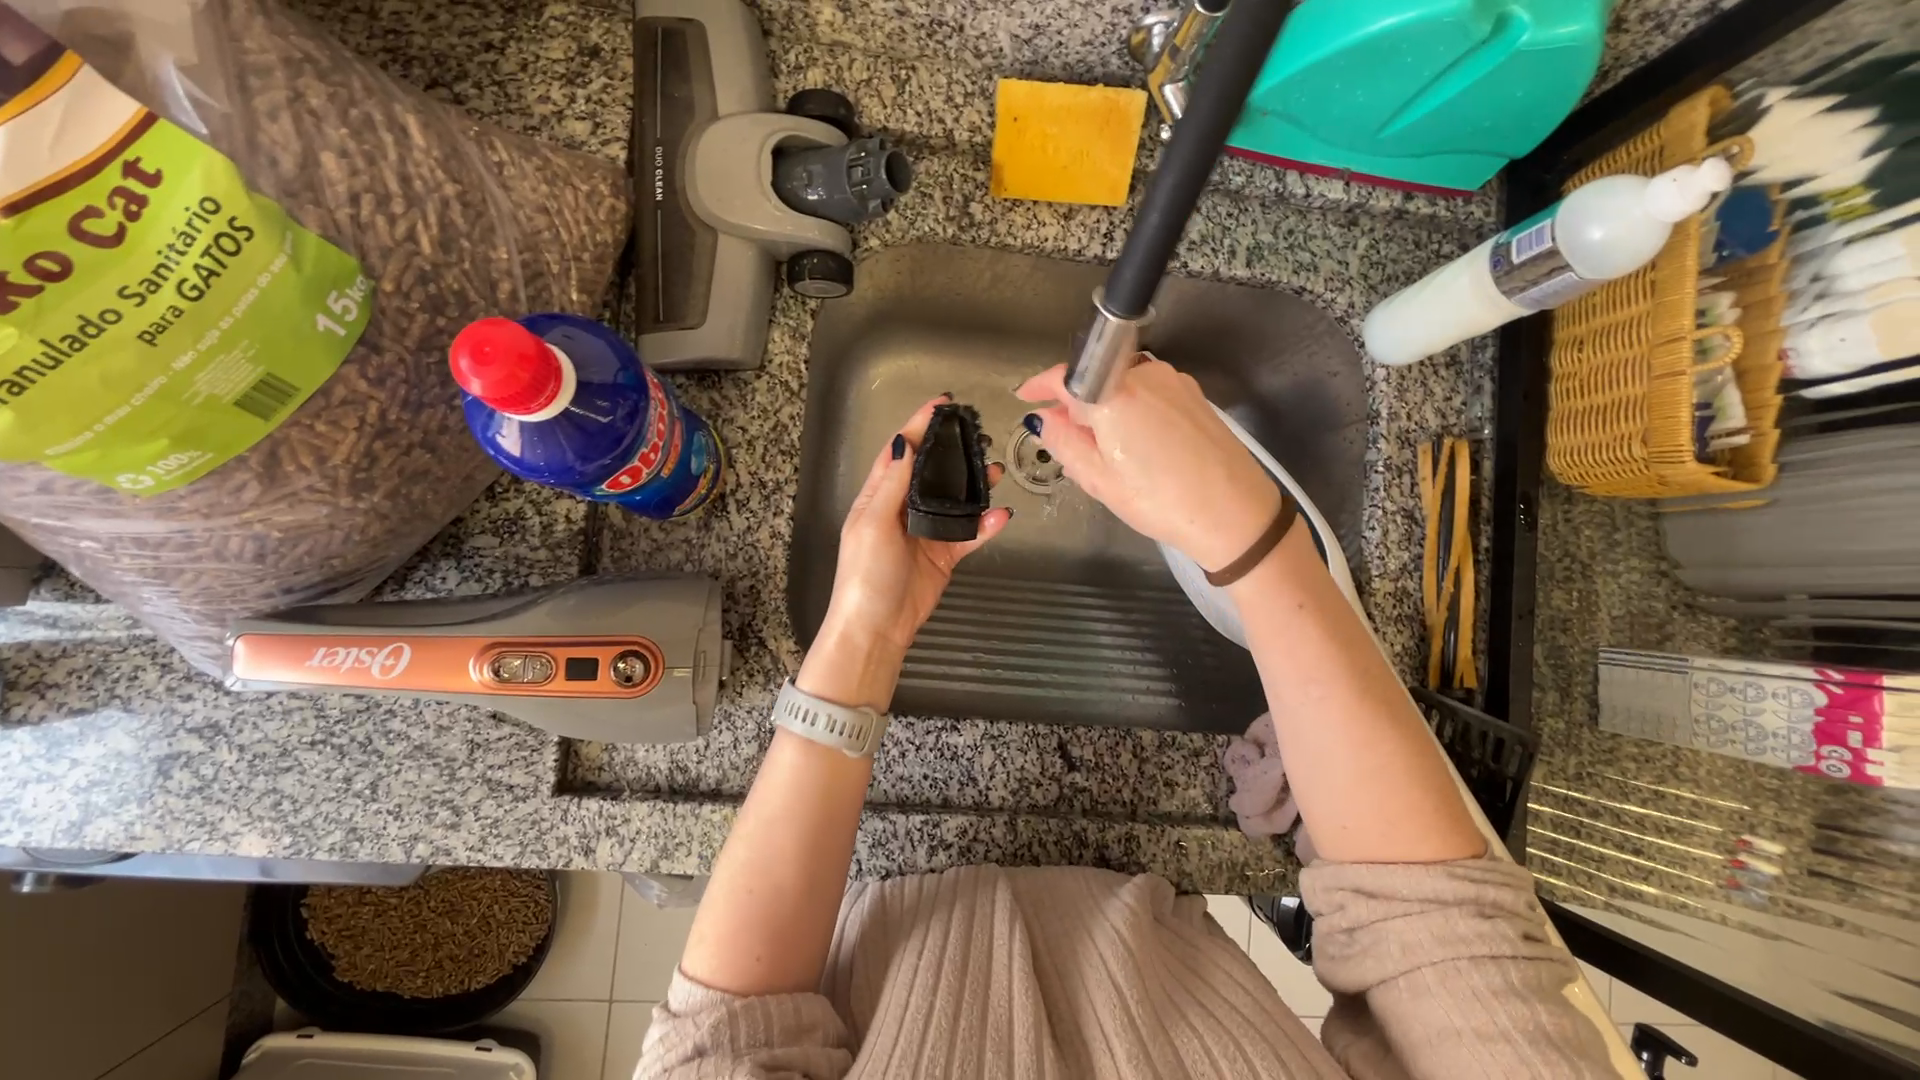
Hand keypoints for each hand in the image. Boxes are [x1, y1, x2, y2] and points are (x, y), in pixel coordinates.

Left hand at [802, 395, 1011, 709]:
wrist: (877, 628)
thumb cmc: (866, 575)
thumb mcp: (874, 523)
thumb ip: (893, 484)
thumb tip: (905, 442)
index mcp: (878, 497)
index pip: (899, 452)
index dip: (918, 426)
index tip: (942, 404)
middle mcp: (902, 510)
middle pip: (932, 471)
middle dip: (954, 451)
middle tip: (979, 434)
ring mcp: (926, 533)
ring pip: (955, 500)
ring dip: (975, 485)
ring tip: (996, 469)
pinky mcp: (944, 556)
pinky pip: (969, 534)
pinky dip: (986, 525)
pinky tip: (1001, 516)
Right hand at [1015, 356, 1280, 572]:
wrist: (1234, 513)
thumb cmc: (1164, 500)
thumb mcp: (1099, 479)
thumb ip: (1064, 442)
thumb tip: (1044, 418)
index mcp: (1113, 394)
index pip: (1066, 375)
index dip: (1041, 384)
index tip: (1027, 394)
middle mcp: (1144, 375)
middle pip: (1096, 380)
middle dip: (1078, 407)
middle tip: (1073, 446)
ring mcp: (1173, 382)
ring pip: (1123, 387)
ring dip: (1108, 411)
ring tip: (1113, 457)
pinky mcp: (1193, 395)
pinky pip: (1149, 395)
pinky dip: (1134, 413)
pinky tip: (1141, 451)